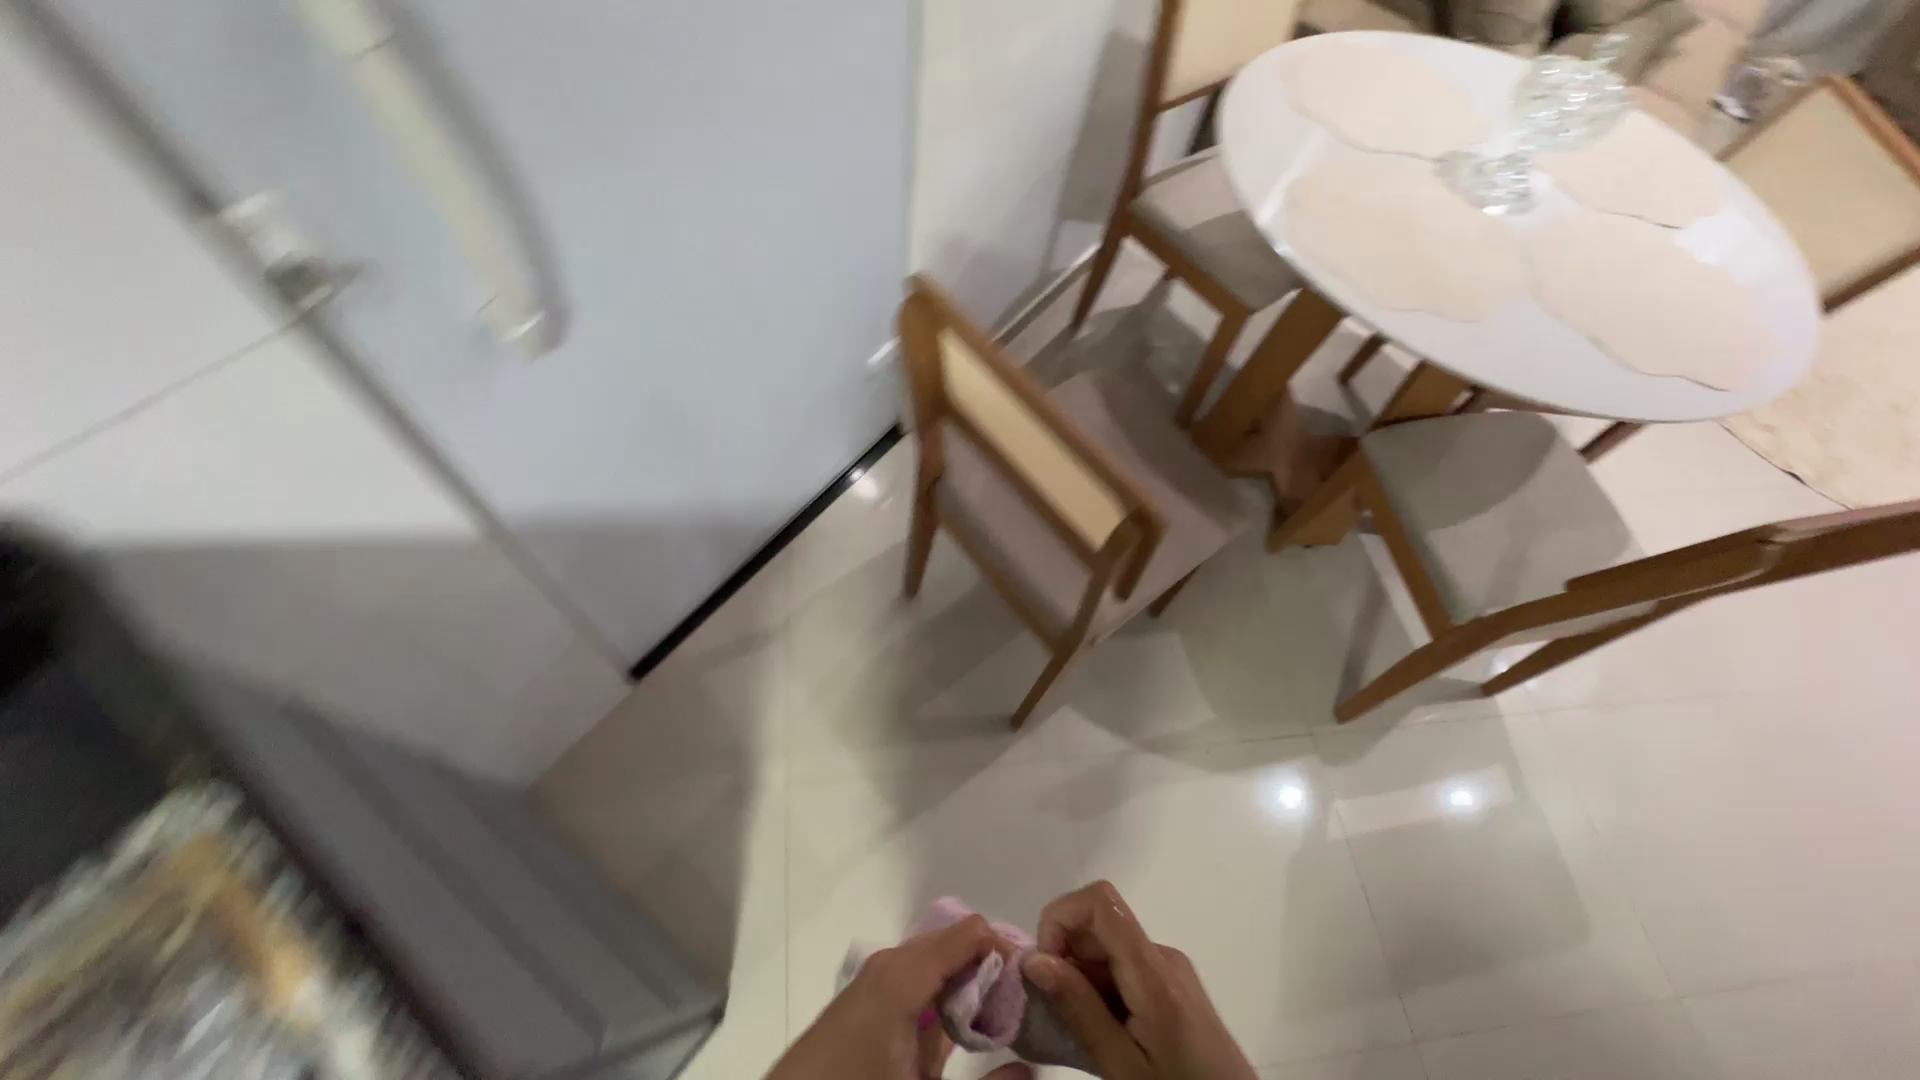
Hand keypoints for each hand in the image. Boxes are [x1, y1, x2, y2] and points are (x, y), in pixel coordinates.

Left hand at [765, 914, 1031, 1079]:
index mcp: (905, 974)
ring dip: (970, 989)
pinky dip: (944, 1001)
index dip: (1008, 954)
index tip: (1034, 991)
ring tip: (1002, 1026)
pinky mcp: (866, 1003)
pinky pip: (918, 985)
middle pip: (957, 946)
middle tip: (1025, 1014)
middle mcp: (890, 965)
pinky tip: (961, 1036)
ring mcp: (875, 982)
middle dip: (993, 974)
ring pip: (938, 967)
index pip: (971, 932)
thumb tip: (1035, 1070)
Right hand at [1022, 882, 1257, 1079]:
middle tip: (1051, 1010)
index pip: (1100, 901)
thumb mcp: (1122, 1065)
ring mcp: (1171, 970)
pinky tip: (1098, 1033)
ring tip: (1074, 1031)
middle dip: (1063, 957)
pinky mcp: (1173, 986)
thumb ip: (1079, 1009)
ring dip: (1079, 979)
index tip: (1044, 967)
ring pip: (1107, 950)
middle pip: (1099, 926)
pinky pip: (1123, 969)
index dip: (1060, 917)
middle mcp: (1164, 957)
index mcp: (1155, 971)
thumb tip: (1033, 958)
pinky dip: (1098, 991)